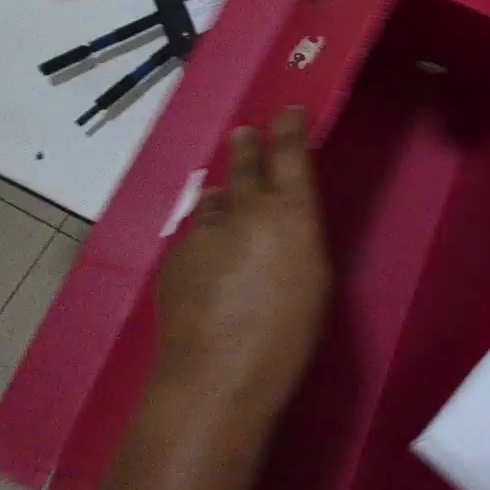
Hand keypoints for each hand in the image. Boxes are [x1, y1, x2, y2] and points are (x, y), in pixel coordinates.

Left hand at [156, 110, 331, 406]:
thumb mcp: (316, 276)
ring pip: (214, 201)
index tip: (291, 111)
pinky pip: (194, 235)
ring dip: (223, 198)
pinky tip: (209, 265)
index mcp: (290, 212)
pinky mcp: (174, 259)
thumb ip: (300, 234)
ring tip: (228, 208)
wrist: (215, 377)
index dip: (291, 127)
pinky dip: (204, 238)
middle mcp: (245, 210)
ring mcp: (203, 233)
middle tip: (245, 132)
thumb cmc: (288, 332)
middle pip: (245, 163)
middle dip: (248, 145)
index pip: (290, 152)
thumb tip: (284, 218)